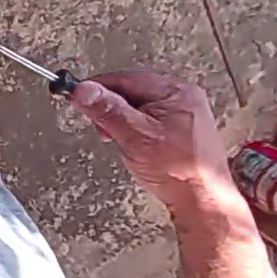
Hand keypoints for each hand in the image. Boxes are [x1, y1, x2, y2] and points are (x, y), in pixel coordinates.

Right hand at [68, 72, 242, 217]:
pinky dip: (130, 129)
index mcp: (175, 92)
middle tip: (102, 127)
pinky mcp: (177, 127)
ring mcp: (180, 112)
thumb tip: (83, 90)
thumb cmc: (178, 169)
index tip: (75, 97)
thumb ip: (107, 110)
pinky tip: (131, 143)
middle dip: (108, 109)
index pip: (123, 79)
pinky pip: (143, 118)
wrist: (200, 198)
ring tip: (120, 139)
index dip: (96, 89)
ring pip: (134, 105)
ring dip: (118, 120)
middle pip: (128, 91)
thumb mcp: (133, 135)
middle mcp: (181, 97)